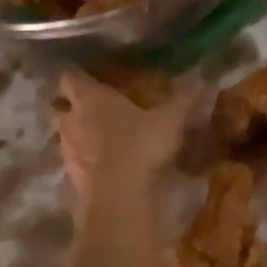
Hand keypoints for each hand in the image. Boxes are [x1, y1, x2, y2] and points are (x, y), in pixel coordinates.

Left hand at [55, 71, 198, 197]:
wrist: (119, 191)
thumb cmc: (141, 143)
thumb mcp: (171, 119)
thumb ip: (183, 99)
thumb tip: (202, 77)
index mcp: (91, 99)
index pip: (71, 78)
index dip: (79, 75)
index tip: (90, 76)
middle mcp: (71, 120)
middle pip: (65, 107)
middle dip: (78, 107)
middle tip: (100, 109)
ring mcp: (67, 148)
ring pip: (68, 134)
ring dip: (82, 134)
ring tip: (105, 138)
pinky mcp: (71, 174)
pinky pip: (77, 160)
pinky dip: (88, 159)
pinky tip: (106, 164)